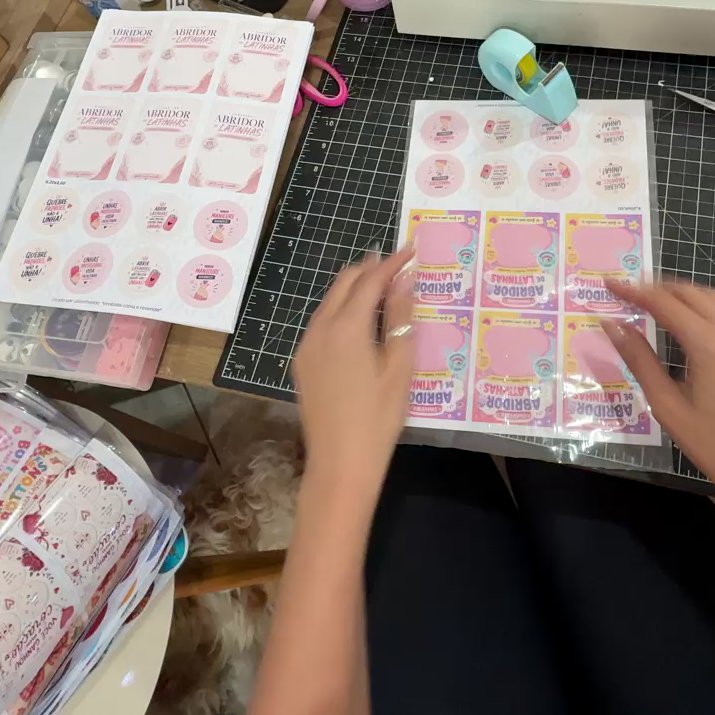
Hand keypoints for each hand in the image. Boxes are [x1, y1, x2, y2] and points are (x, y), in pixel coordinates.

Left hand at [292, 247, 416, 491]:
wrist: (340, 464)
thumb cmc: (379, 418)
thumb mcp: (399, 367)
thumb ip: (401, 318)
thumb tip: (405, 278)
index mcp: (347, 327)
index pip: (371, 280)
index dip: (392, 263)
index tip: (412, 249)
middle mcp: (320, 328)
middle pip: (345, 283)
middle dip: (371, 269)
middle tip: (398, 265)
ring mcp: (307, 345)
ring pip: (330, 300)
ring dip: (355, 287)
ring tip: (385, 287)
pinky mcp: (302, 362)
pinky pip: (322, 321)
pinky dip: (342, 309)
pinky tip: (361, 320)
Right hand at [604, 279, 714, 497]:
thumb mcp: (668, 407)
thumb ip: (640, 361)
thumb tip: (612, 325)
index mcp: (708, 345)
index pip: (664, 303)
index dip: (634, 290)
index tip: (609, 283)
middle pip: (691, 293)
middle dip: (658, 287)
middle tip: (628, 292)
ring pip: (714, 301)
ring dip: (683, 295)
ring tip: (654, 303)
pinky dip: (703, 310)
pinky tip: (687, 328)